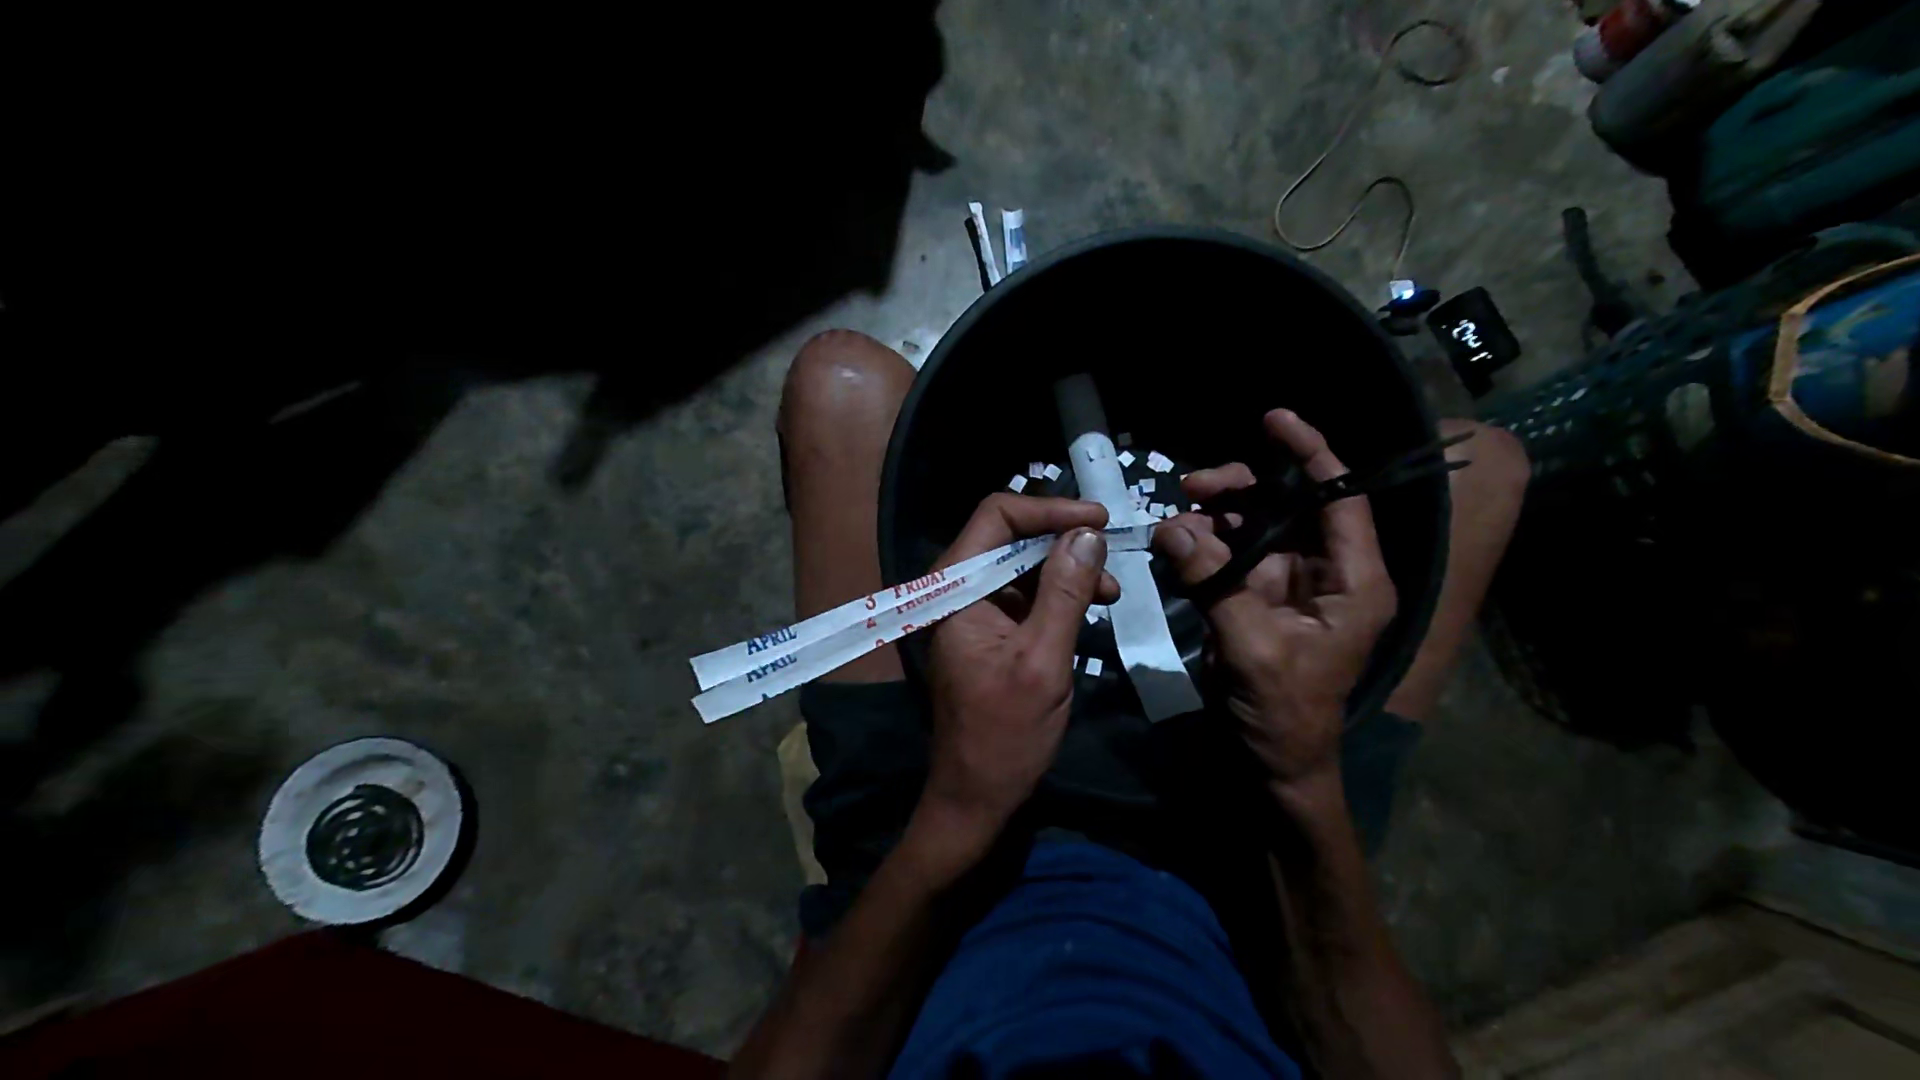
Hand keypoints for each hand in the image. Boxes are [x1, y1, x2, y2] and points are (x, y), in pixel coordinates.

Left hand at [917, 494, 1117, 855]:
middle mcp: (957, 590)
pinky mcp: (989, 630)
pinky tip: (1092, 606)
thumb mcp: (1043, 660)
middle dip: (1063, 541)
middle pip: (1009, 537)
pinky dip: (1059, 594)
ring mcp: (972, 610)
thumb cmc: (1005, 734)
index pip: (997, 517)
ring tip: (1111, 591)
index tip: (1098, 519)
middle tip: (1112, 556)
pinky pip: (1025, 595)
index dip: (1048, 509)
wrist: (977, 795)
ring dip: (1067, 569)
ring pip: (1021, 565)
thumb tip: (1087, 533)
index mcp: (955, 589)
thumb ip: (1064, 592)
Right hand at [1153, 409, 1396, 792]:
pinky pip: (1229, 553)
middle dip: (1242, 487)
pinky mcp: (1256, 596)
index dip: (1311, 454)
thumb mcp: (1252, 647)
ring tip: (1175, 520)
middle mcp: (1326, 572)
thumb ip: (1215, 583)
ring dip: (1215, 514)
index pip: (1340, 500)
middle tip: (1191, 485)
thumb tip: (1174, 527)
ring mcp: (1288, 583)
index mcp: (1354, 582)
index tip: (1273, 419)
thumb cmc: (1284, 713)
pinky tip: (1176, 543)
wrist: (1271, 761)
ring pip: (1254, 524)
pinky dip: (1202, 542)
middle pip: (1289, 504)